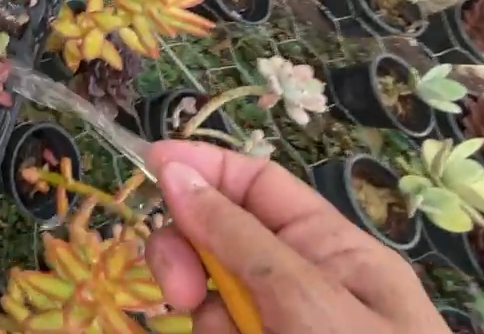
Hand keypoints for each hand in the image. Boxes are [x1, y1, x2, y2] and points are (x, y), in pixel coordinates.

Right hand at [145, 141, 447, 333]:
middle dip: (185, 249)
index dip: (202, 167)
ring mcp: (282, 325)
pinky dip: (209, 333)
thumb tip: (171, 168)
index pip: (256, 184)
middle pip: (218, 231)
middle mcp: (306, 282)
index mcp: (335, 254)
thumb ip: (237, 235)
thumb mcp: (310, 305)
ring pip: (206, 285)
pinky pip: (213, 327)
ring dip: (197, 305)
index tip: (148, 167)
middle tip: (175, 288)